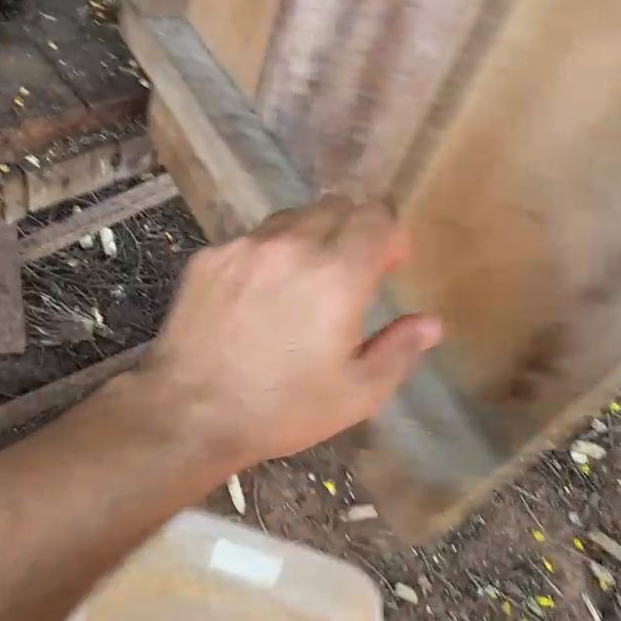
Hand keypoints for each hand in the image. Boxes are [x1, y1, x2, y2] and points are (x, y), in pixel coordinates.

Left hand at [143, 197, 441, 470]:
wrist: (190, 414)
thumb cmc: (281, 410)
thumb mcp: (356, 395)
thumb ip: (398, 351)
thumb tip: (430, 323)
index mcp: (338, 274)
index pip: (377, 217)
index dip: (390, 236)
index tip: (389, 264)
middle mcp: (292, 245)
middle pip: (336, 206)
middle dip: (351, 231)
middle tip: (348, 274)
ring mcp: (243, 248)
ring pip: (290, 218)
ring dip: (307, 238)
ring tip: (301, 283)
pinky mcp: (207, 258)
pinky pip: (248, 240)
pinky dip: (264, 256)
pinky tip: (256, 297)